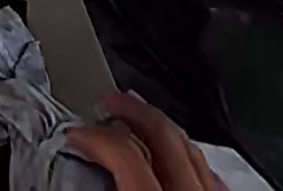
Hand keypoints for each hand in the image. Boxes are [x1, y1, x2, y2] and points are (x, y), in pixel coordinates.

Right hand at [68, 92, 223, 190]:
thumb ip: (97, 189)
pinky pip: (212, 174)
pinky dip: (190, 156)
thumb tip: (70, 177)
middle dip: (130, 109)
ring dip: (160, 126)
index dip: (94, 135)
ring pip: (191, 146)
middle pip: (162, 133)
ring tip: (138, 117)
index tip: (76, 133)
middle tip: (107, 101)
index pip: (124, 152)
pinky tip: (179, 154)